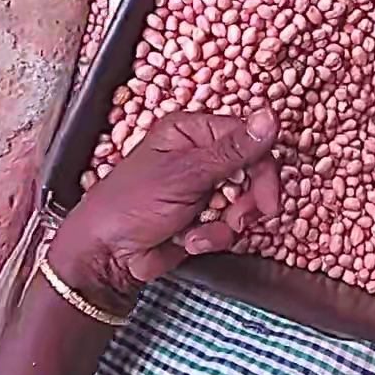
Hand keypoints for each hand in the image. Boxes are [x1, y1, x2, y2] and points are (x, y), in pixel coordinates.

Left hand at [50, 110, 282, 295]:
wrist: (105, 256)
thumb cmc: (130, 205)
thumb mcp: (185, 175)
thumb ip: (232, 151)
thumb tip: (270, 118)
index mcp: (191, 131)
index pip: (247, 139)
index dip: (262, 168)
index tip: (269, 199)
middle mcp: (199, 155)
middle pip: (251, 172)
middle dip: (244, 201)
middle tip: (237, 218)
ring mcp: (202, 187)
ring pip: (243, 202)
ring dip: (226, 223)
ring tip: (199, 232)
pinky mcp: (202, 215)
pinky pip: (228, 224)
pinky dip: (213, 237)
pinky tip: (188, 241)